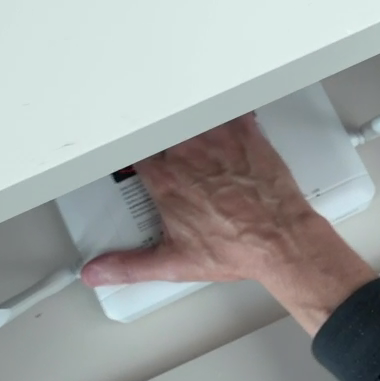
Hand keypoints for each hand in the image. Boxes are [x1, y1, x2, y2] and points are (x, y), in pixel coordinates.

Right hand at [81, 115, 375, 333]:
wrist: (281, 241)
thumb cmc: (236, 249)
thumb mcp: (175, 263)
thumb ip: (129, 265)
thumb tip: (97, 272)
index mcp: (165, 179)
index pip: (134, 151)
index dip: (135, 154)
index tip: (137, 161)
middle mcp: (187, 153)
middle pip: (161, 131)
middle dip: (162, 139)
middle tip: (171, 153)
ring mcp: (216, 139)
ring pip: (190, 117)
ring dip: (189, 125)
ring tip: (197, 142)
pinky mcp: (245, 132)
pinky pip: (229, 108)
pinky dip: (224, 113)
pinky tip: (225, 123)